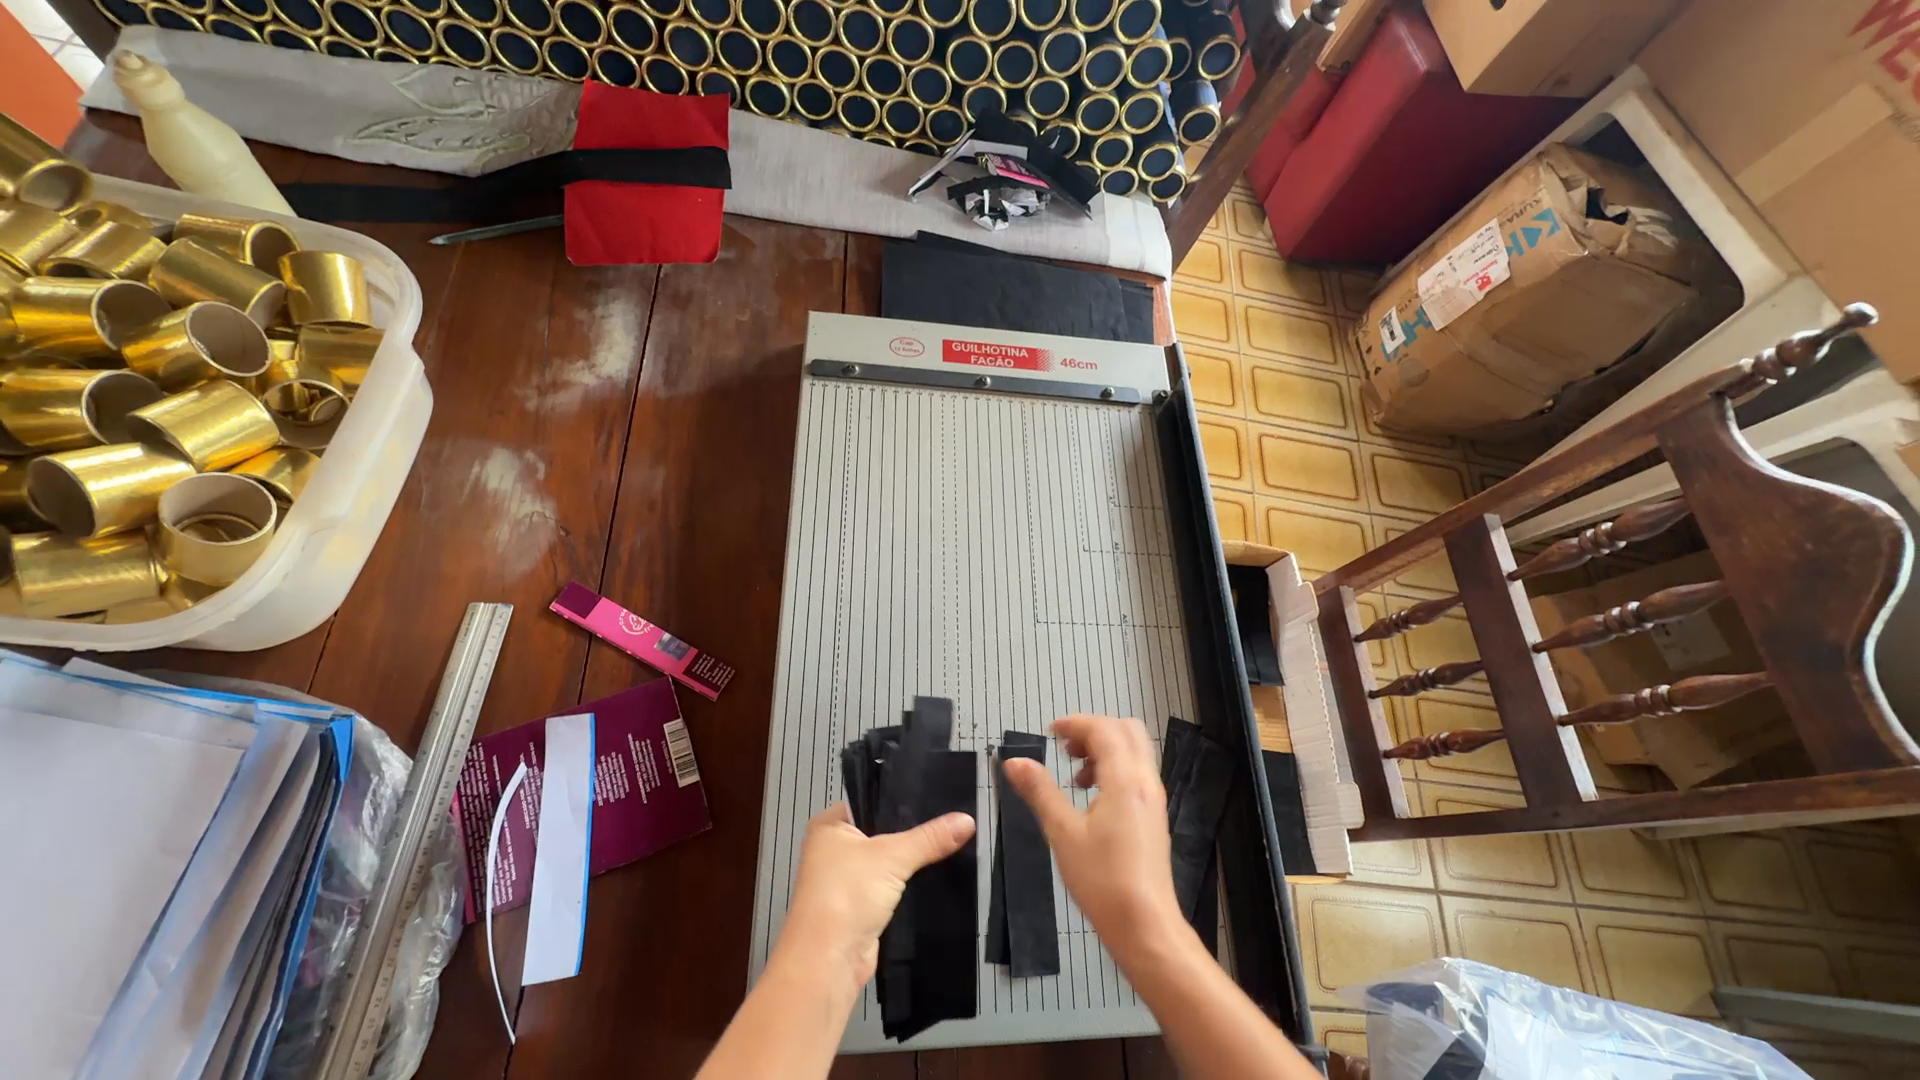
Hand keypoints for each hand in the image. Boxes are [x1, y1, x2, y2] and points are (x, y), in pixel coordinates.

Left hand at [773, 802, 974, 994]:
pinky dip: (912, 881)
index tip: (941, 792)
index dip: (904, 798)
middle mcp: (835, 848)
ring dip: (915, 857)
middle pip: (884, 830)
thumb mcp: (891, 857)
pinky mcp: (862, 905)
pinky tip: (942, 870)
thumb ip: (930, 838)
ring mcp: (848, 878)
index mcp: (831, 825)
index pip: (872, 799)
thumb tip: (969, 819)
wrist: (828, 962)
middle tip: (955, 814)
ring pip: (890, 860)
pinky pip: (893, 884)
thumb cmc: (847, 894)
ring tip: (956, 837)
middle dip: (914, 829)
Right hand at [1002, 714, 1184, 957]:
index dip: (1075, 724)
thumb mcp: (1062, 832)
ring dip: (1104, 750)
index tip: (1049, 733)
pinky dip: (1113, 769)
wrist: (1145, 924)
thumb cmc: (1101, 879)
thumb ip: (1040, 792)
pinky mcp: (1154, 815)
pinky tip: (1091, 799)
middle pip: (1126, 731)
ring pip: (1133, 752)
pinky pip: (1136, 773)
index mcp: (1125, 779)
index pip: (1103, 730)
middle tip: (1065, 750)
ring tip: (1074, 777)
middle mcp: (1146, 781)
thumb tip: (1014, 762)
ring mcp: (1154, 798)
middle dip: (1093, 731)